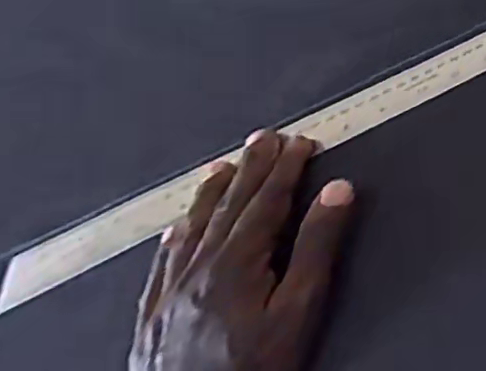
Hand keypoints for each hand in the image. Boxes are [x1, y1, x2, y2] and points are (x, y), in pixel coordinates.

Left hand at [130, 131, 354, 370]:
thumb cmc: (255, 368)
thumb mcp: (300, 308)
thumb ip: (318, 245)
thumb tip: (336, 189)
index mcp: (236, 264)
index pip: (267, 201)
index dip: (285, 168)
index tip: (299, 142)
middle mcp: (198, 271)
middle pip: (229, 207)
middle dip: (251, 168)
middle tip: (264, 138)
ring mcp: (168, 297)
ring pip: (192, 230)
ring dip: (212, 194)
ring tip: (223, 167)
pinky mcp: (149, 323)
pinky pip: (161, 267)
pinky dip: (173, 240)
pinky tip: (176, 229)